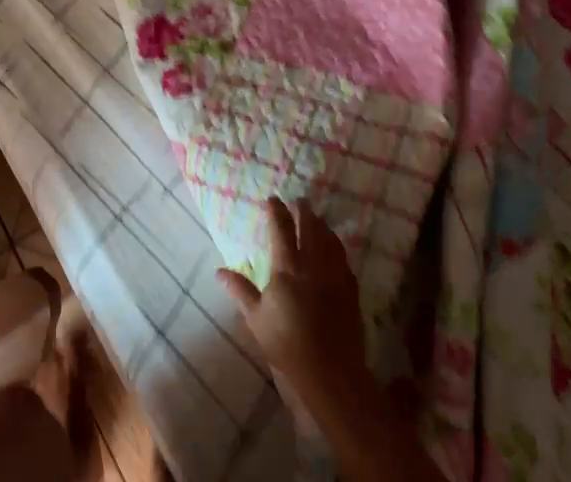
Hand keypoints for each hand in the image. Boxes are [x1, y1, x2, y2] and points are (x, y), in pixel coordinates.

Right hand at [215, 197, 366, 407]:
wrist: (329, 372)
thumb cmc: (286, 345)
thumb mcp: (256, 318)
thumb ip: (240, 291)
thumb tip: (219, 271)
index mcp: (287, 270)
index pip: (281, 231)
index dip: (277, 212)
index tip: (273, 199)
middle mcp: (313, 267)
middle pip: (311, 230)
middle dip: (305, 212)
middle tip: (300, 200)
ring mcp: (335, 278)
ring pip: (331, 242)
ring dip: (323, 227)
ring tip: (318, 219)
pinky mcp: (350, 292)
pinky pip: (344, 261)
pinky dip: (338, 248)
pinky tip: (336, 250)